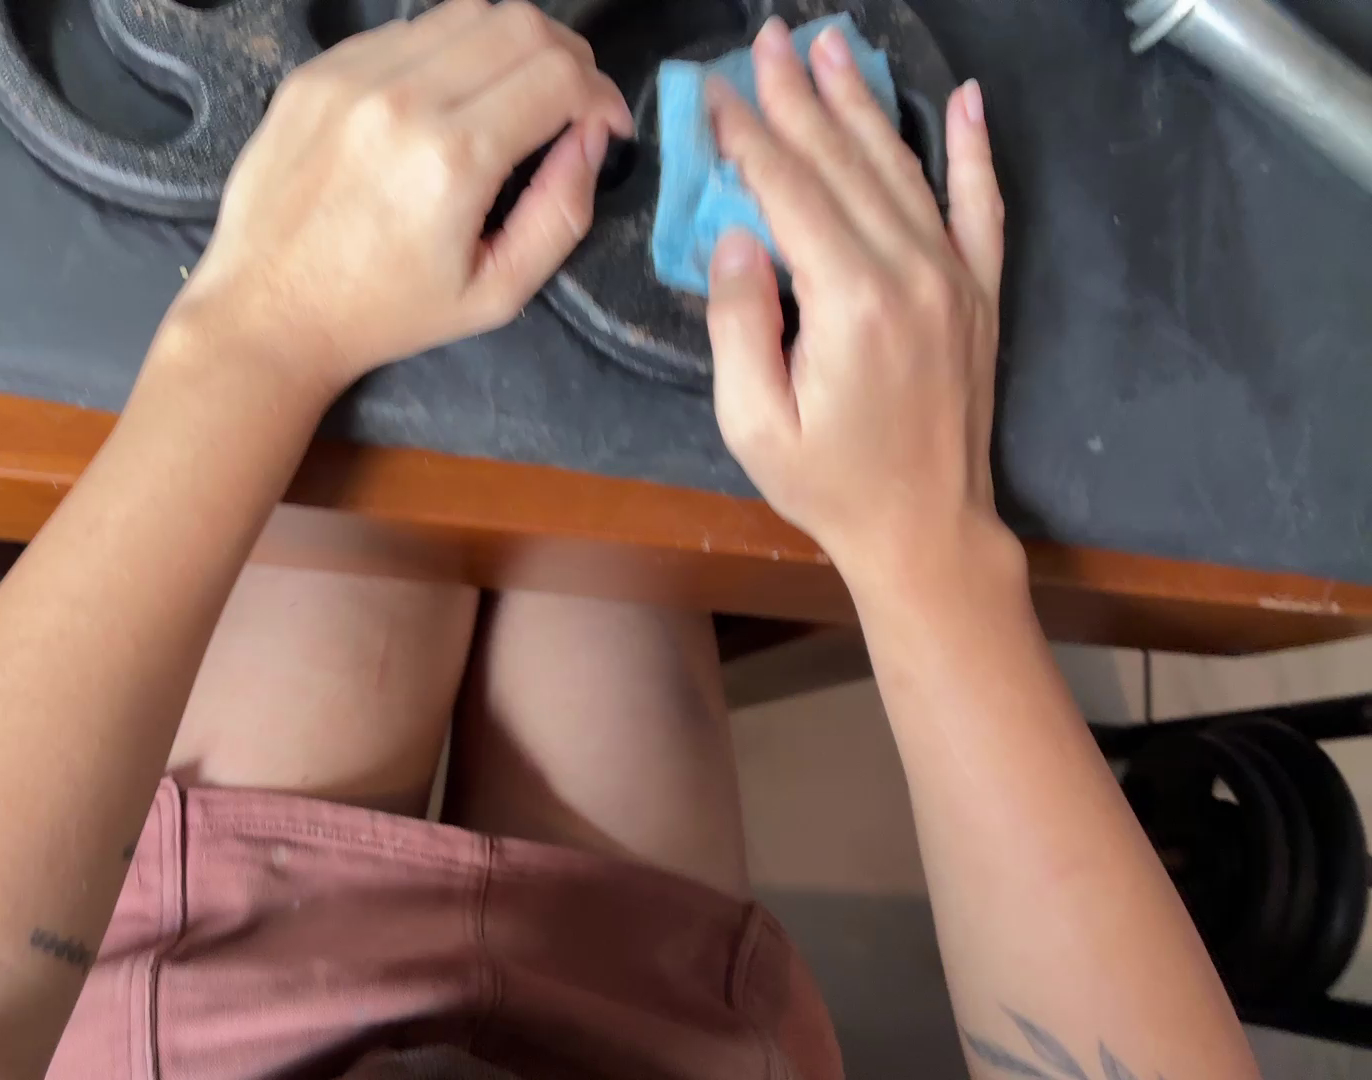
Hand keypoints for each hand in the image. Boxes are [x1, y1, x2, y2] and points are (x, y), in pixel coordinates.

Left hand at [168, 0, 632, 393]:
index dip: (600, 94)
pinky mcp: (316, 73)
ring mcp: (351, 74)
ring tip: (506, 103)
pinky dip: (444, 55)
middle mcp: (403, 96)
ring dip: (506, 48)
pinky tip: (438, 106)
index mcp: (452, 159)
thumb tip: (592, 139)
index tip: (601, 127)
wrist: (271, 314)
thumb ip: (560, 217)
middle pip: (520, 23)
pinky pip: (404, 33)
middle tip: (565, 108)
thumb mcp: (492, 295)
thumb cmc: (384, 317)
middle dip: (565, 59)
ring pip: (464, 13)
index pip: (559, 75)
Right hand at [703, 18, 1007, 581]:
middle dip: (800, 98)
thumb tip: (738, 238)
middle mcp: (911, 269)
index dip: (749, 139)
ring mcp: (954, 275)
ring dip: (864, 103)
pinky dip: (971, 148)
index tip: (716, 94)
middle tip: (771, 39)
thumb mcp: (752, 421)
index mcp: (849, 301)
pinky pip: (979, 203)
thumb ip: (741, 325)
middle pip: (846, 164)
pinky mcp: (977, 291)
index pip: (791, 194)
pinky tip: (961, 101)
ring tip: (835, 47)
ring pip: (903, 168)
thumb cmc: (823, 483)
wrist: (922, 526)